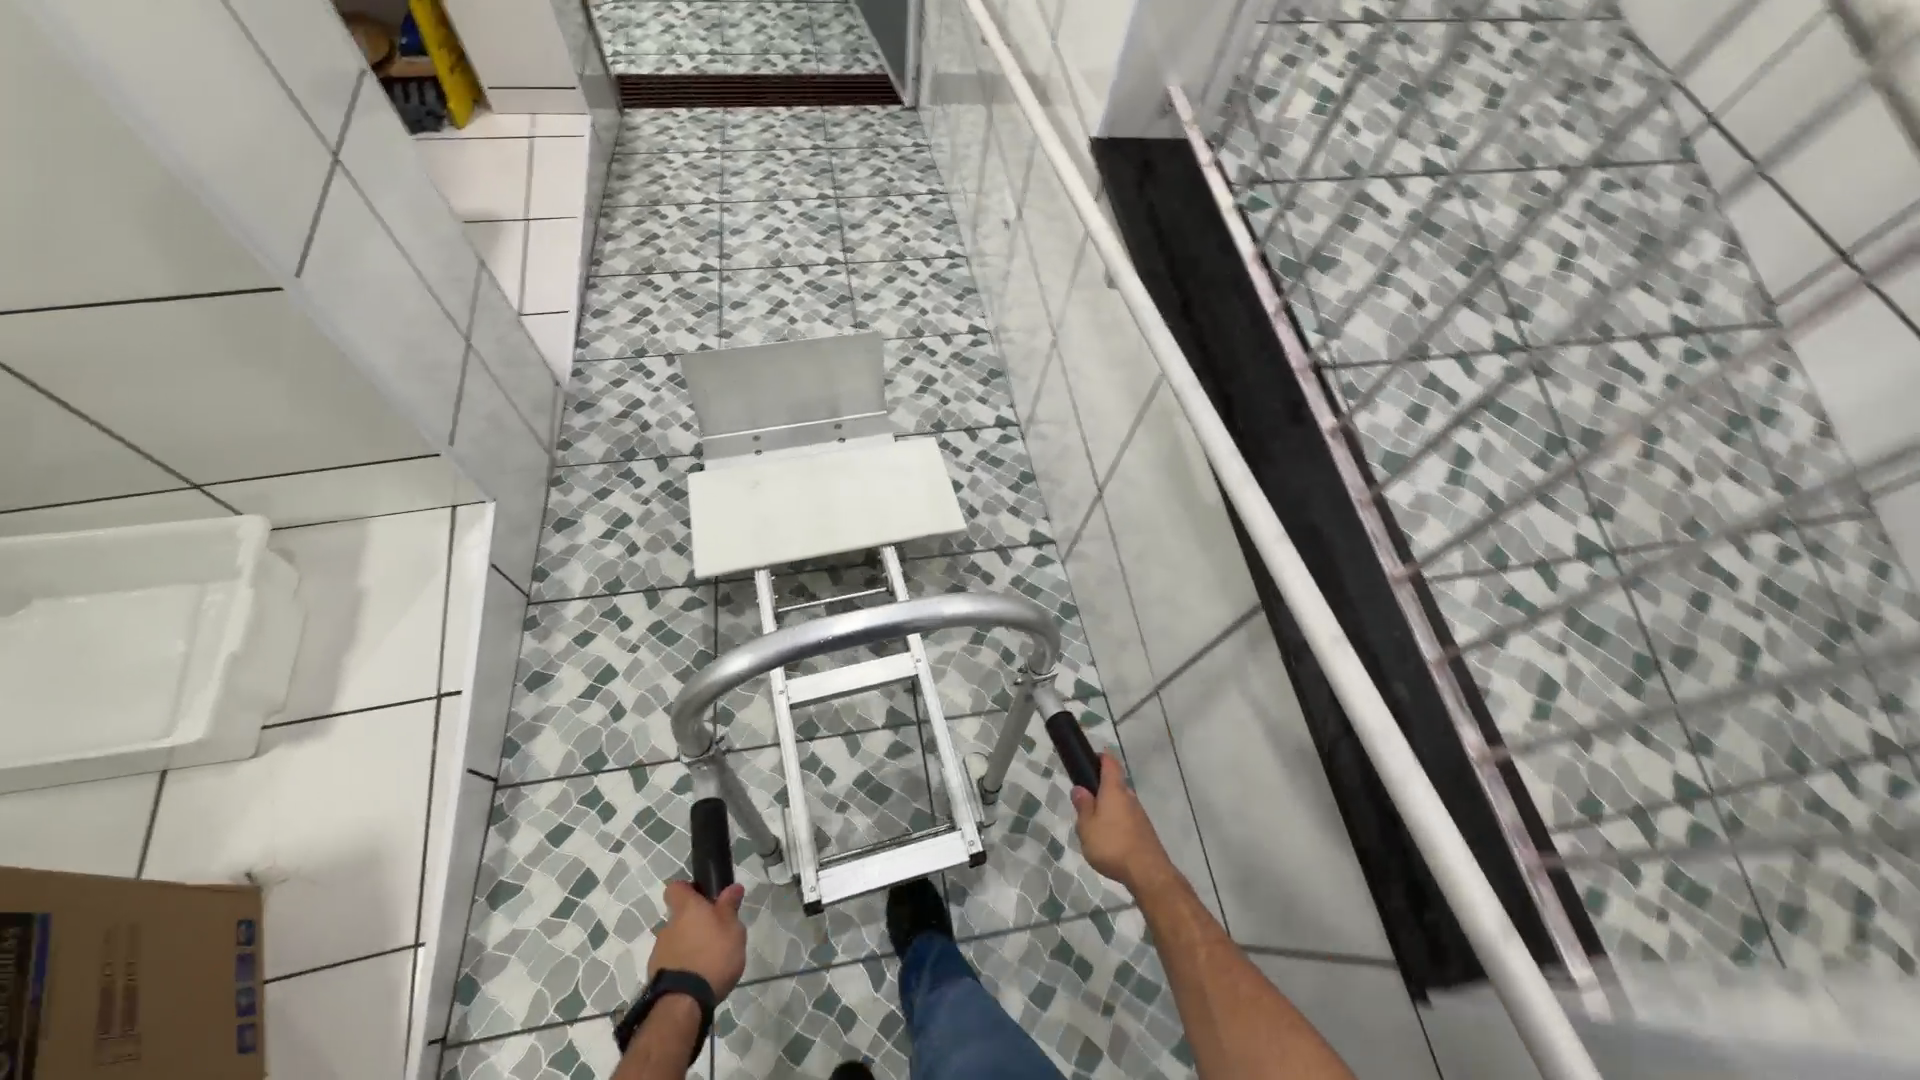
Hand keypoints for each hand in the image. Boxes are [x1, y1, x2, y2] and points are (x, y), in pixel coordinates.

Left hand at [647, 881, 747, 999]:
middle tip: (716, 936)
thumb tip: (732, 887)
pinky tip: (697, 978)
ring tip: (708, 962)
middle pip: (679, 917)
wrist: (684, 1001)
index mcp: (687, 909)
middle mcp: (668, 926)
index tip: (703, 897)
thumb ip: (730, 907)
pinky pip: (672, 961)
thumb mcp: (733, 930)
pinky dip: (683, 965)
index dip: (688, 889)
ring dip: (689, 946)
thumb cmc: (714, 956)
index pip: (676, 887)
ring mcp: (659, 950)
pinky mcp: (656, 973)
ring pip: (676, 940)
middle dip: (694, 924)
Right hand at [1069, 752, 1173, 891]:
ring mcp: (1140, 814)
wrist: (1147, 872)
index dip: (1101, 757)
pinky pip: (1127, 819)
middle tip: (1084, 803)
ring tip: (1093, 827)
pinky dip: (1117, 823)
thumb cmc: (1111, 845)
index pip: (1110, 763)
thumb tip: (1080, 789)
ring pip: (1121, 803)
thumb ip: (1083, 806)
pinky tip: (1108, 840)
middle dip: (1101, 789)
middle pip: (1115, 785)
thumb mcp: (1087, 827)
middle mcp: (1130, 797)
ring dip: (1108, 809)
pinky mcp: (1145, 831)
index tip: (1091, 757)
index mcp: (1114, 790)